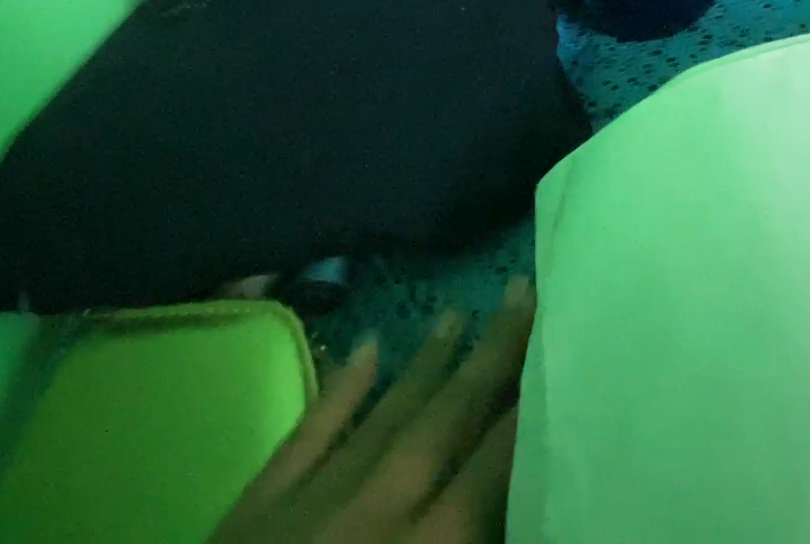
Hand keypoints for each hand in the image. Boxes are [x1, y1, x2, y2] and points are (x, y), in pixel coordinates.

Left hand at [209, 279, 534, 543]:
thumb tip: (510, 518)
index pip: (493, 463)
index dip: (529, 405)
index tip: (557, 345)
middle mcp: (375, 511)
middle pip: (447, 418)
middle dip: (493, 354)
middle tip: (522, 290)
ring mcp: (308, 502)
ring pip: (385, 412)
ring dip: (427, 360)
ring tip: (460, 309)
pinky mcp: (253, 510)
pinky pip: (307, 433)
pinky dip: (340, 388)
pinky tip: (367, 345)